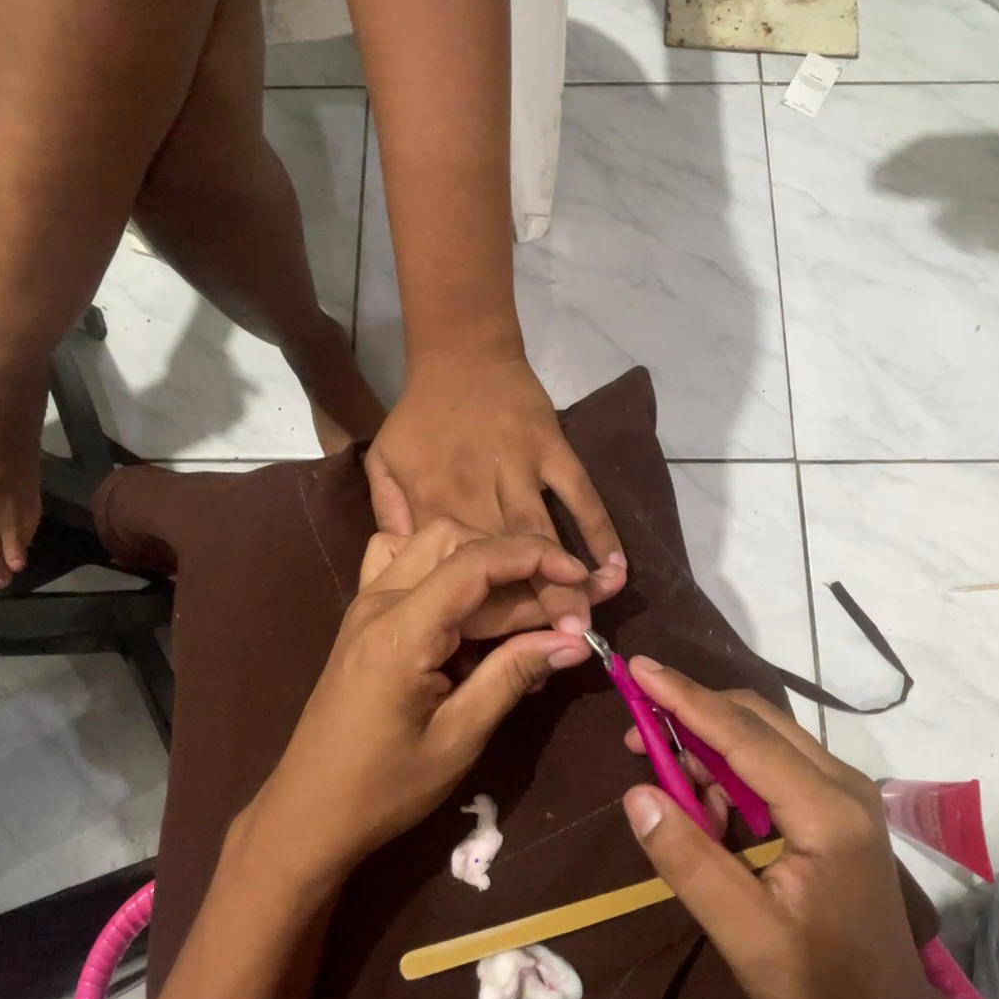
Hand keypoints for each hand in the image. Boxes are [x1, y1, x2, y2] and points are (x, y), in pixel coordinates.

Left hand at [242, 522, 596, 883]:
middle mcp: (379, 600)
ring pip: (432, 545)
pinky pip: (405, 563)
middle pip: (457, 541)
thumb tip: (576, 640)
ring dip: (485, 565)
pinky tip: (470, 607)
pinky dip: (446, 569)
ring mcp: (367, 603)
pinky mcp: (365, 617)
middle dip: (518, 566)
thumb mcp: (459, 737)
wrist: (309, 813)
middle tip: (562, 613)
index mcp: (401, 630)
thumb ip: (512, 675)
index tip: (582, 579)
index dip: (535, 558)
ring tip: (524, 610)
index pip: (476, 562)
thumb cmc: (384, 787)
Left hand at [366, 353, 626, 634]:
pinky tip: (615, 564)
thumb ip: (391, 515)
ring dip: (566, 575)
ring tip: (589, 619)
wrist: (459, 352)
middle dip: (533, 603)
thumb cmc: (419, 415)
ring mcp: (516, 465)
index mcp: (429, 500)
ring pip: (542, 530)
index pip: (457, 563)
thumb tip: (408, 566)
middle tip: (562, 645)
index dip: (485, 604)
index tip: (507, 646)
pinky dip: (598, 526)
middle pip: (502, 555)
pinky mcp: (550, 447)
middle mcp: (474, 488)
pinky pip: (578, 492)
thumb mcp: (383, 463)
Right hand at [618, 659, 968, 998]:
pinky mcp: (837, 805)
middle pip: (756, 721)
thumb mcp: (743, 932)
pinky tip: (708, 811)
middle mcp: (843, 784)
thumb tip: (637, 794)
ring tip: (668, 784)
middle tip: (636, 734)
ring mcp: (845, 792)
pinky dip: (731, 772)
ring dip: (709, 747)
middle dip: (691, 715)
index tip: (638, 668)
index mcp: (827, 811)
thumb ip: (689, 861)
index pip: (744, 735)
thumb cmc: (817, 982)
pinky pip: (774, 762)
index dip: (686, 698)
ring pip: (764, 737)